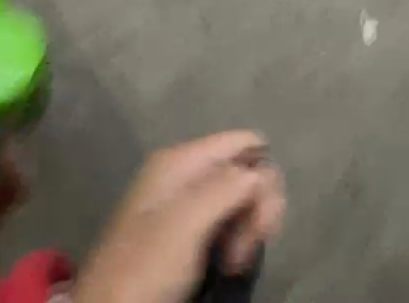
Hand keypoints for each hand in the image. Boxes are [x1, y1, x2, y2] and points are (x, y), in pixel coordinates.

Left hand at [71, 131, 286, 302]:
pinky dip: (236, 240)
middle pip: (244, 171)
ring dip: (247, 229)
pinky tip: (230, 263)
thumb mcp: (185, 223)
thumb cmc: (146, 265)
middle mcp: (185, 173)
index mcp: (180, 160)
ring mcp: (186, 202)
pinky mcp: (189, 230)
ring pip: (239, 199)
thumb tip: (260, 172)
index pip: (241, 143)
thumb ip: (224, 189)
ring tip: (235, 262)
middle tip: (247, 247)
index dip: (262, 175)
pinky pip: (227, 221)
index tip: (260, 219)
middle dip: (255, 207)